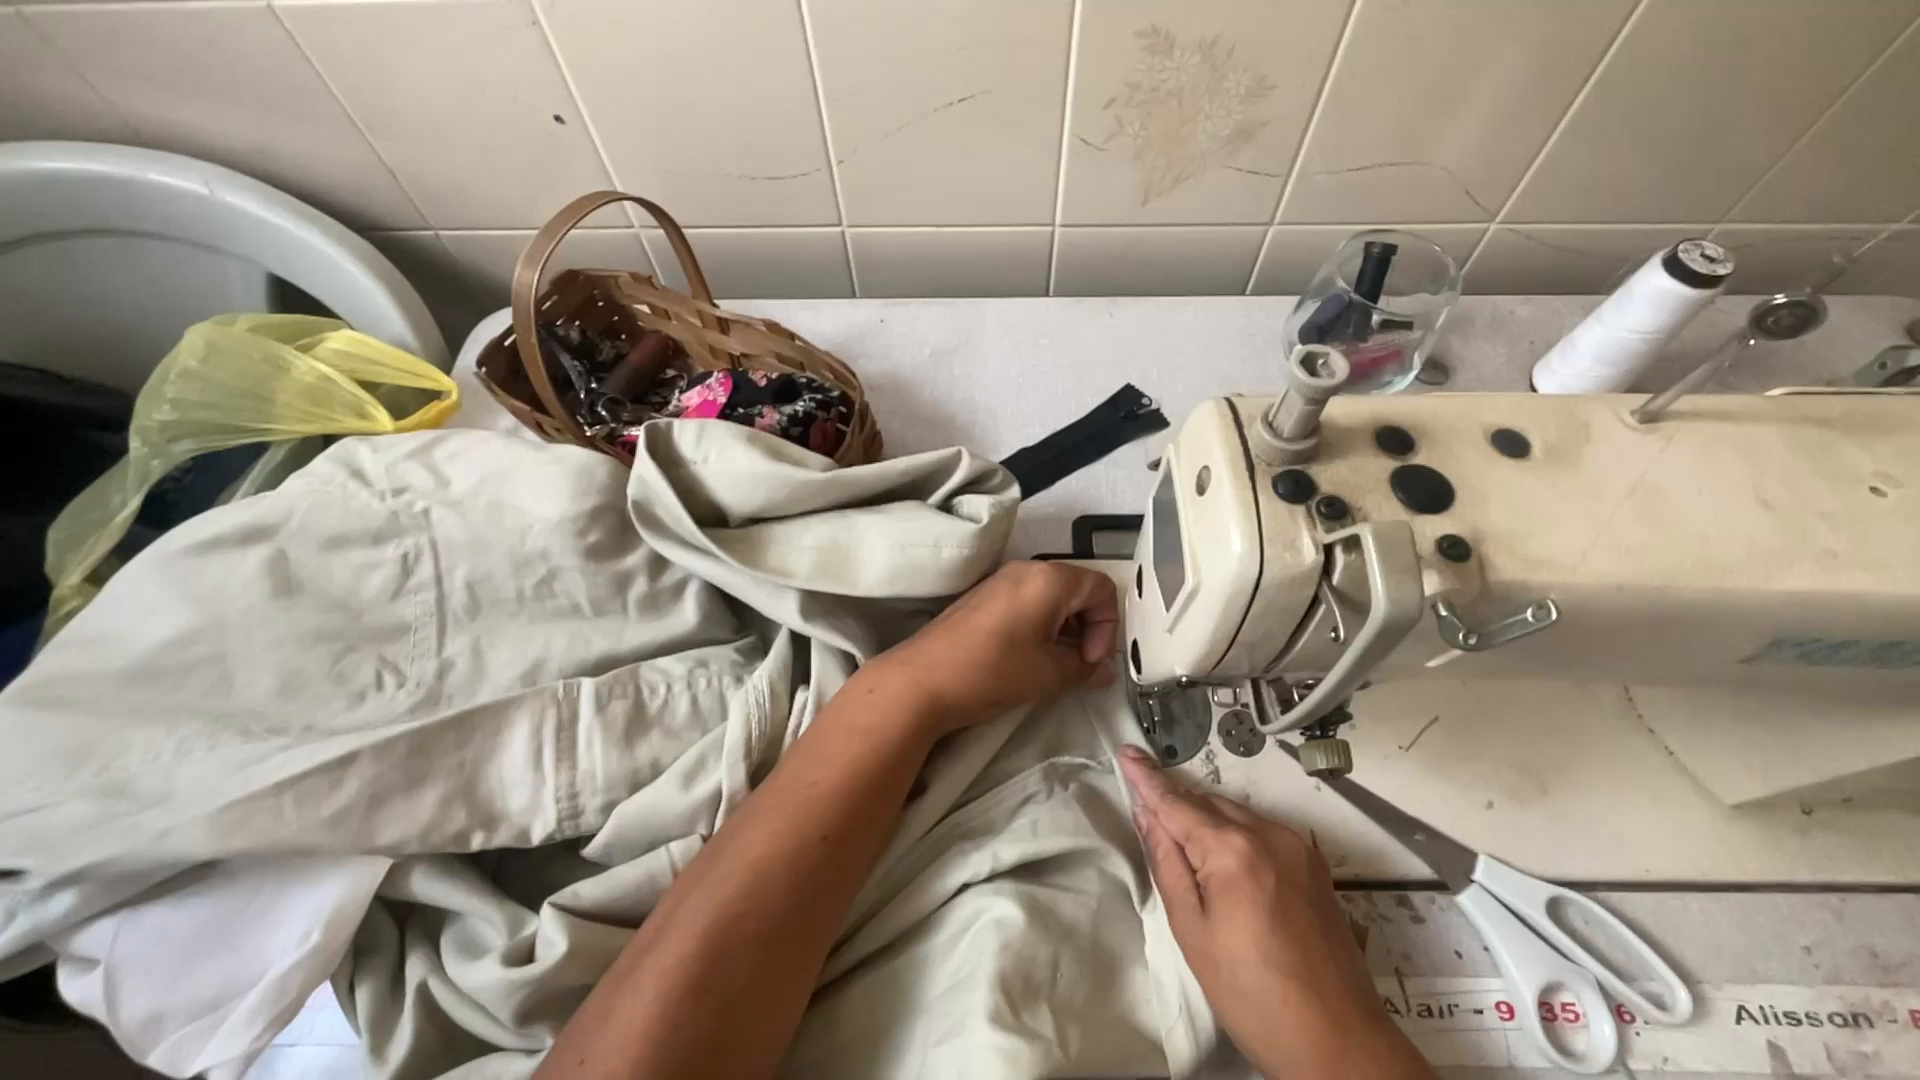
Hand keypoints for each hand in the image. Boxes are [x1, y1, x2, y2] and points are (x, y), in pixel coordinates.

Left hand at [854, 561, 1118, 734]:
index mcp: (1048, 579)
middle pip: (1077, 588)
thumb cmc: (992, 672)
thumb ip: (1085, 668)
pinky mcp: (982, 597)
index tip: (1091, 660)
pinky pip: (1027, 602)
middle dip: (1088, 627)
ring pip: (1051, 596)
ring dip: (1064, 628)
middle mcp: (1025, 570)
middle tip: (1079, 665)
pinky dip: (1040, 625)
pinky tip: (1029, 658)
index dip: (1107, 626)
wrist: (920, 682)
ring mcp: (1000, 581)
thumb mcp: (1048, 674)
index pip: (1102, 588)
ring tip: (1055, 666)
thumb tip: (1104, 670)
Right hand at [1118, 746, 1433, 1078]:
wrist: (1337, 1042)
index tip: (1126, 752)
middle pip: (1208, 803)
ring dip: (1206, 820)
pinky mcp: (1315, 866)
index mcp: (1233, 850)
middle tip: (1145, 811)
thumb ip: (1167, 863)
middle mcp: (1269, 835)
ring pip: (1237, 816)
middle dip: (1175, 802)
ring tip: (1182, 847)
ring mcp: (1298, 849)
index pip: (1177, 802)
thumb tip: (1148, 814)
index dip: (1147, 778)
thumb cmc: (1252, 994)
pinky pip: (1263, 833)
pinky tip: (1223, 863)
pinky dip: (1235, 835)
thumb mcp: (1193, 931)